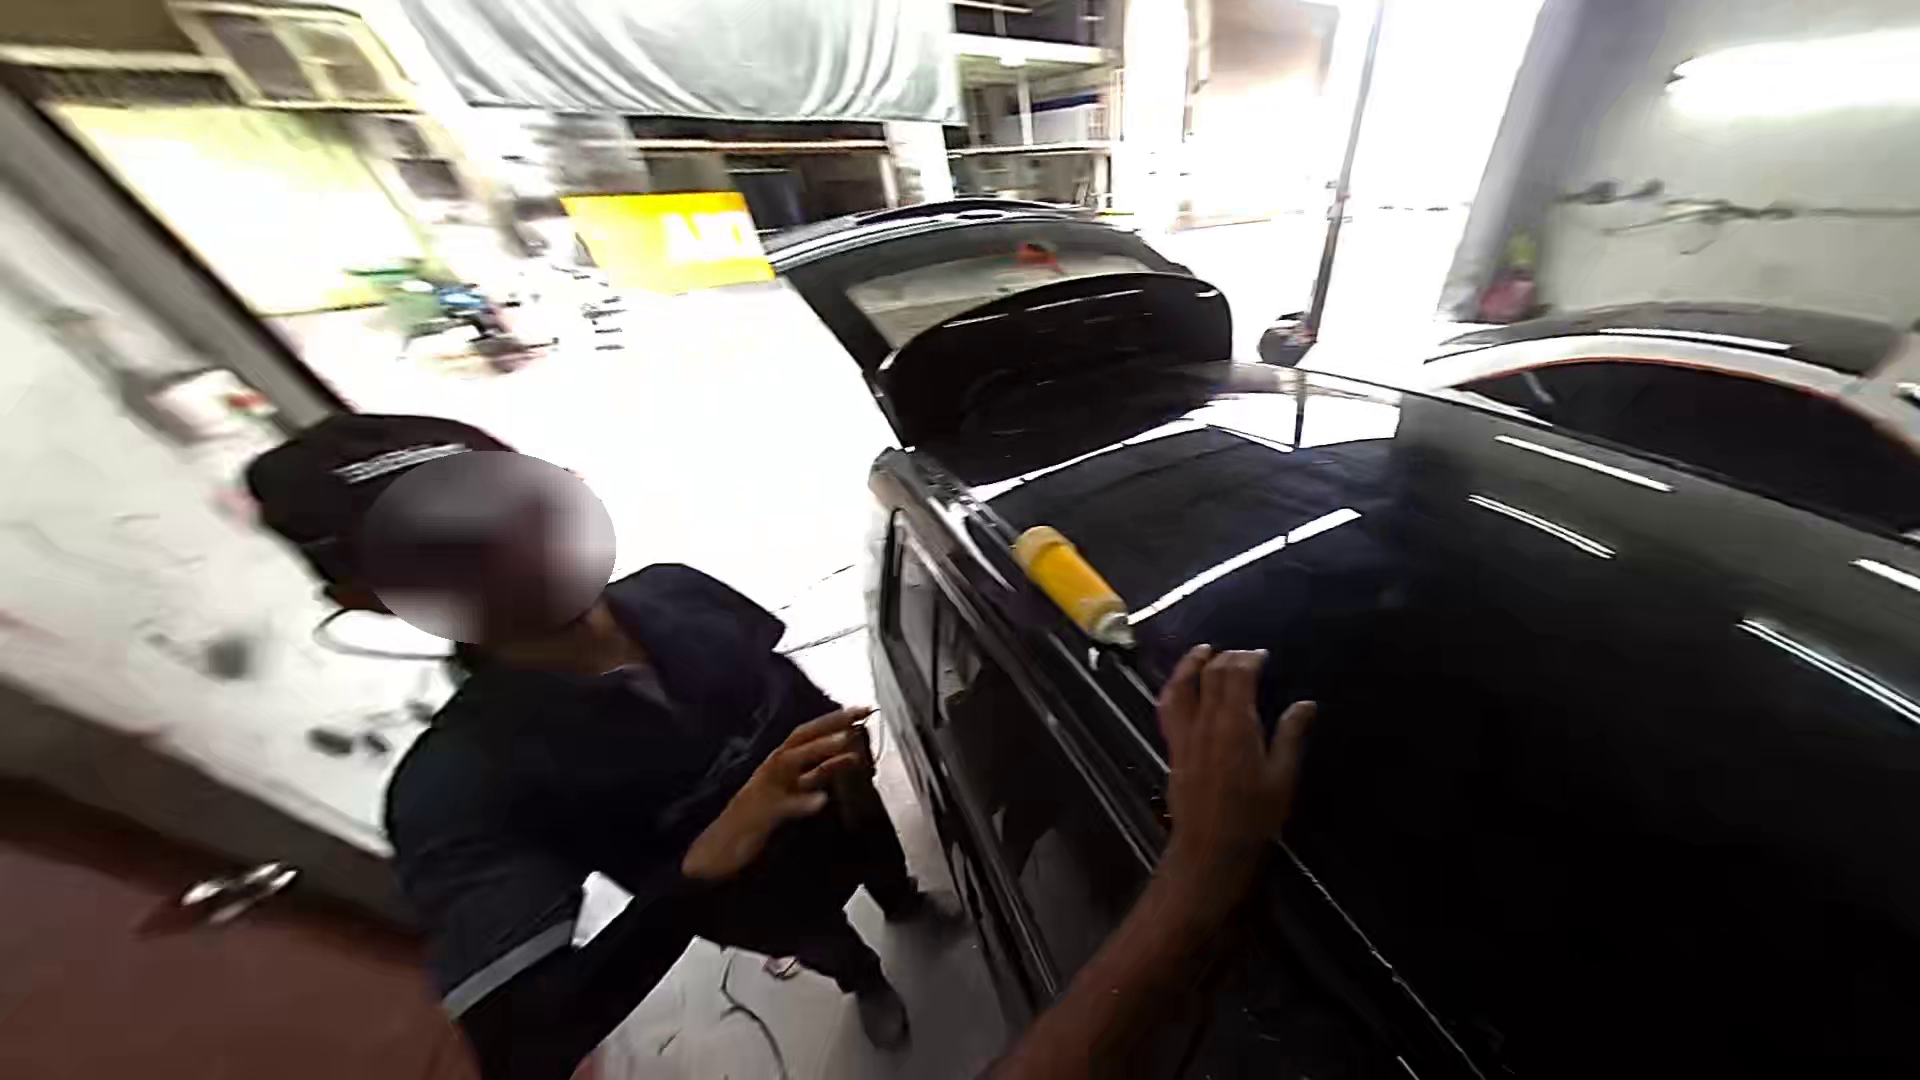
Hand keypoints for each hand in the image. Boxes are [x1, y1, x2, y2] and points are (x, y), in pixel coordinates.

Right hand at [681, 705, 872, 879]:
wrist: (717, 850)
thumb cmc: (758, 817)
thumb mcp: (792, 788)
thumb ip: (819, 771)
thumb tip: (852, 756)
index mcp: (780, 761)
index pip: (810, 731)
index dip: (836, 718)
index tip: (864, 708)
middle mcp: (773, 768)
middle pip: (803, 737)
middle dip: (832, 722)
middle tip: (861, 712)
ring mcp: (766, 789)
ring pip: (792, 762)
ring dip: (819, 751)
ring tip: (846, 742)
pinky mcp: (761, 815)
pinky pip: (785, 807)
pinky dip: (803, 802)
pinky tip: (821, 800)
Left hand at [1156, 646, 1314, 896]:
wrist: (1210, 846)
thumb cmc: (1254, 816)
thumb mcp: (1282, 777)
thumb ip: (1291, 736)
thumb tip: (1306, 704)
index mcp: (1235, 725)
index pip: (1237, 677)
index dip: (1248, 660)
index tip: (1261, 655)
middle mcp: (1205, 720)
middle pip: (1211, 675)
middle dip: (1227, 658)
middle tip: (1244, 654)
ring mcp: (1184, 730)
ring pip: (1183, 684)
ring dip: (1193, 663)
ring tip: (1205, 650)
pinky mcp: (1172, 743)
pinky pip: (1167, 706)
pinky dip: (1173, 687)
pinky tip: (1178, 682)